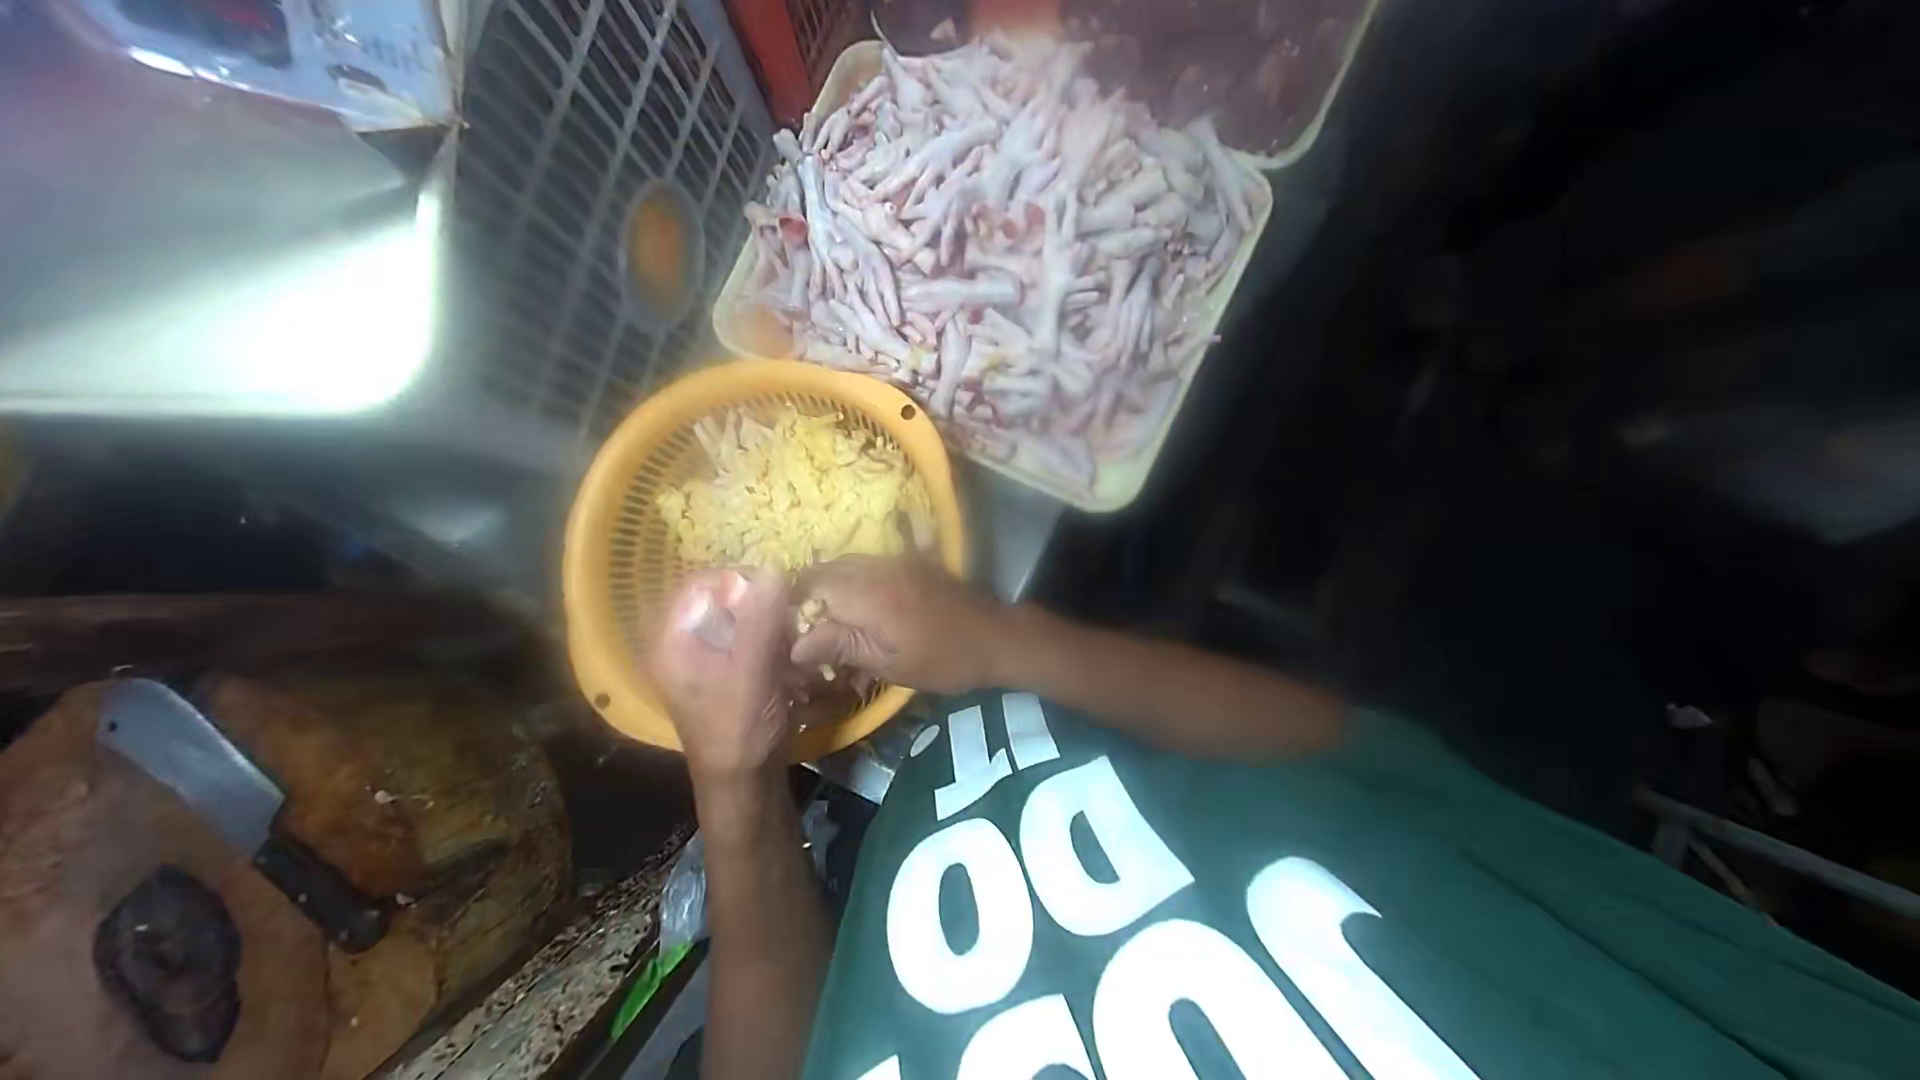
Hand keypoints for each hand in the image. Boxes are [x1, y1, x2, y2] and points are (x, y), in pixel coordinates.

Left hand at [650, 569, 793, 777]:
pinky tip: (787, 653)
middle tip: (785, 615)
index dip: (736, 581)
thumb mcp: (751, 671)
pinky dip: (770, 637)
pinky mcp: (728, 669)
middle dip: (757, 602)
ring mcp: (706, 657)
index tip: (772, 593)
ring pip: (739, 616)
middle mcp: (683, 644)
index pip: (698, 585)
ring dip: (768, 620)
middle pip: (720, 598)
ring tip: (789, 637)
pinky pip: (749, 636)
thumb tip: (774, 566)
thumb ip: (760, 620)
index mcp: (673, 642)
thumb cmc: (740, 729)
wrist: (746, 782)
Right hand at [790, 556, 1008, 693]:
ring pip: (847, 564)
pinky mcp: (912, 561)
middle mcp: (877, 567)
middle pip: (826, 569)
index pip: (810, 583)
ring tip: (834, 621)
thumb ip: (840, 646)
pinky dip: (857, 579)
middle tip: (808, 629)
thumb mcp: (888, 663)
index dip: (792, 603)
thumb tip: (794, 644)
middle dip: (809, 595)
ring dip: (833, 587)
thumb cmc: (942, 659)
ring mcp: (896, 560)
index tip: (789, 630)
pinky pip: (871, 563)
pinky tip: (861, 604)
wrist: (996, 637)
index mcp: (867, 593)